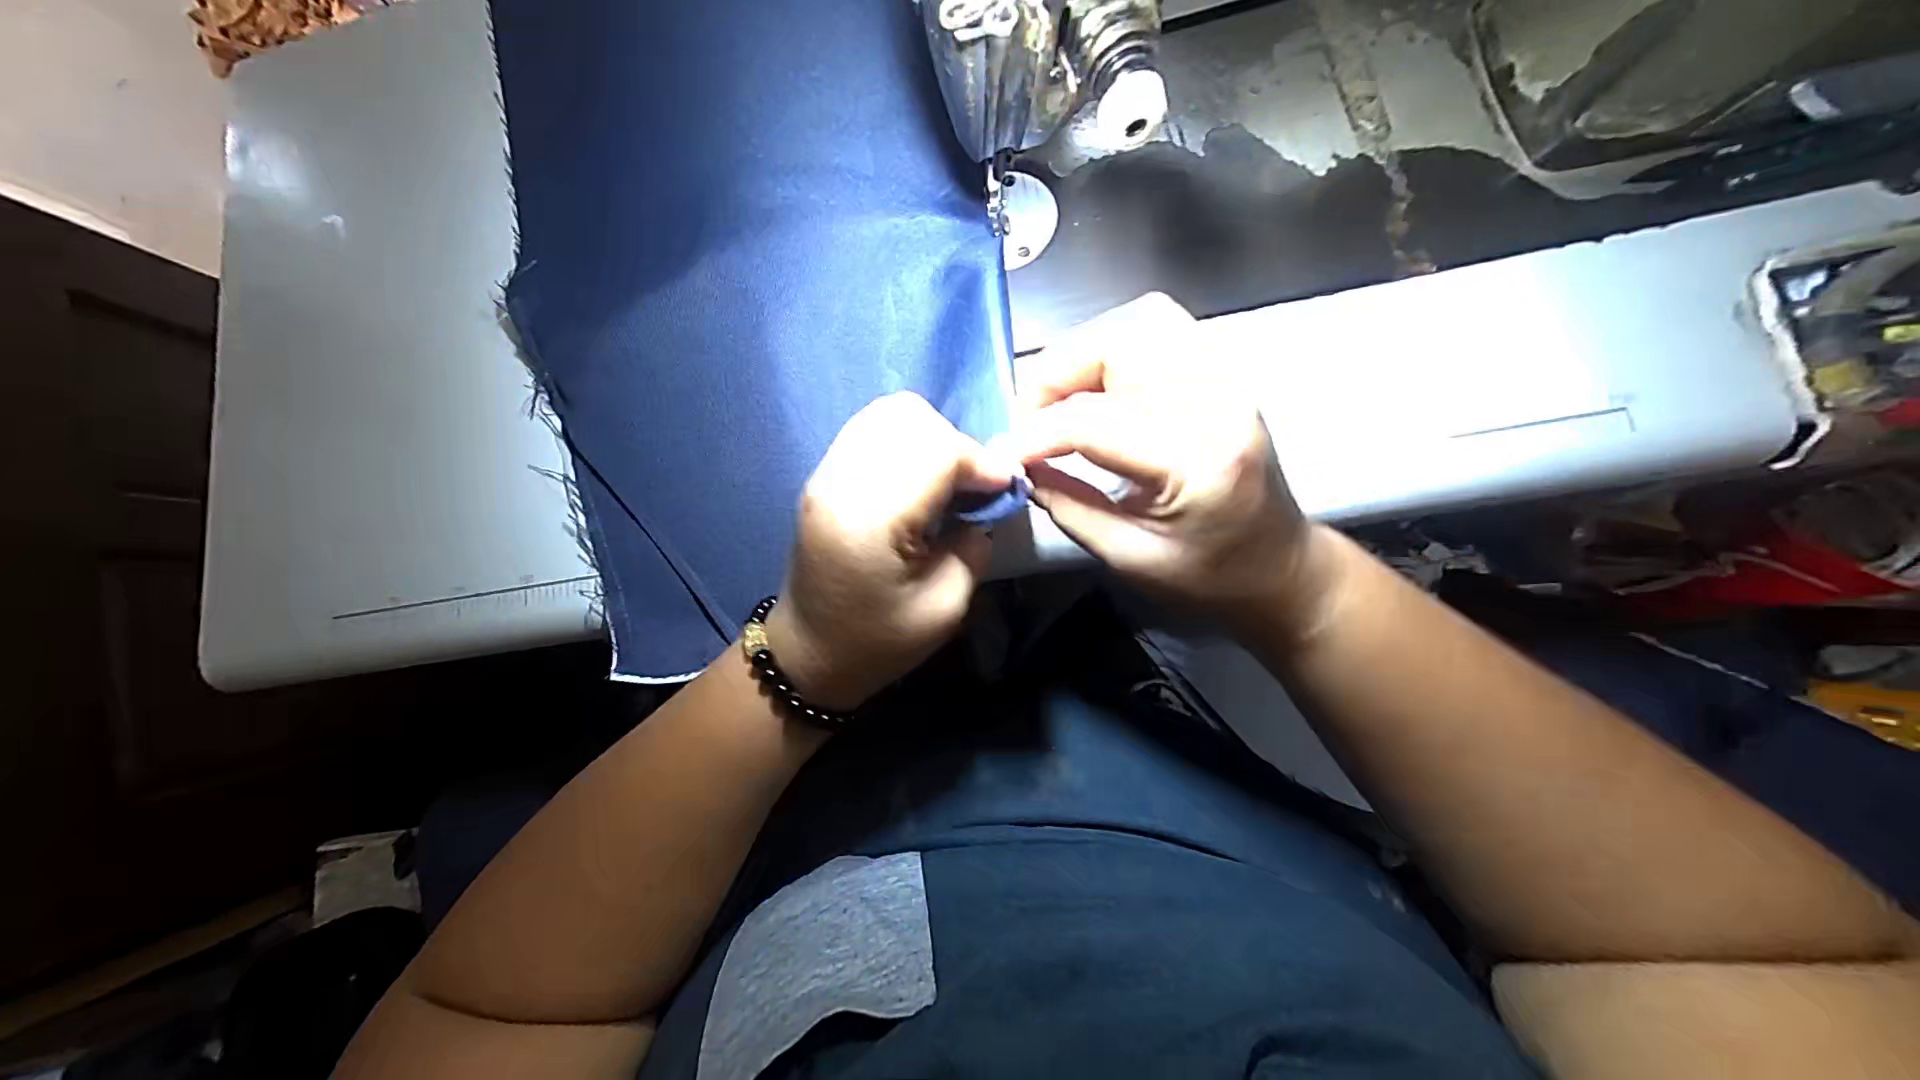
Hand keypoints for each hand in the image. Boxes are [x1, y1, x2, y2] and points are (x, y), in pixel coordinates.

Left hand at [764, 392, 1013, 709]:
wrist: (810, 652)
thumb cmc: (879, 641)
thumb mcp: (946, 606)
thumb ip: (975, 542)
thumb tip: (990, 497)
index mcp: (870, 520)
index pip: (938, 451)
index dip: (982, 462)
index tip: (1005, 488)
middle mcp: (841, 482)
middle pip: (912, 418)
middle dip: (957, 446)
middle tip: (973, 488)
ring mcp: (825, 473)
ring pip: (891, 413)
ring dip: (932, 438)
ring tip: (946, 482)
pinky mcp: (823, 474)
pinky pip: (873, 428)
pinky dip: (908, 440)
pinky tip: (918, 479)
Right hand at [1001, 293, 1347, 641]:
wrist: (1278, 565)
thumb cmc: (1208, 576)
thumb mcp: (1129, 557)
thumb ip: (1067, 505)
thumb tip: (1019, 465)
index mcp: (1198, 462)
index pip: (1092, 422)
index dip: (1032, 434)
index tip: (1001, 454)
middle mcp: (1219, 403)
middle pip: (1117, 346)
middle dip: (1054, 376)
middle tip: (1030, 420)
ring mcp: (1228, 379)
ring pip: (1138, 322)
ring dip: (1083, 353)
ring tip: (1060, 399)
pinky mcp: (1224, 371)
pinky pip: (1160, 328)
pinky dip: (1114, 345)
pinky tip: (1097, 384)